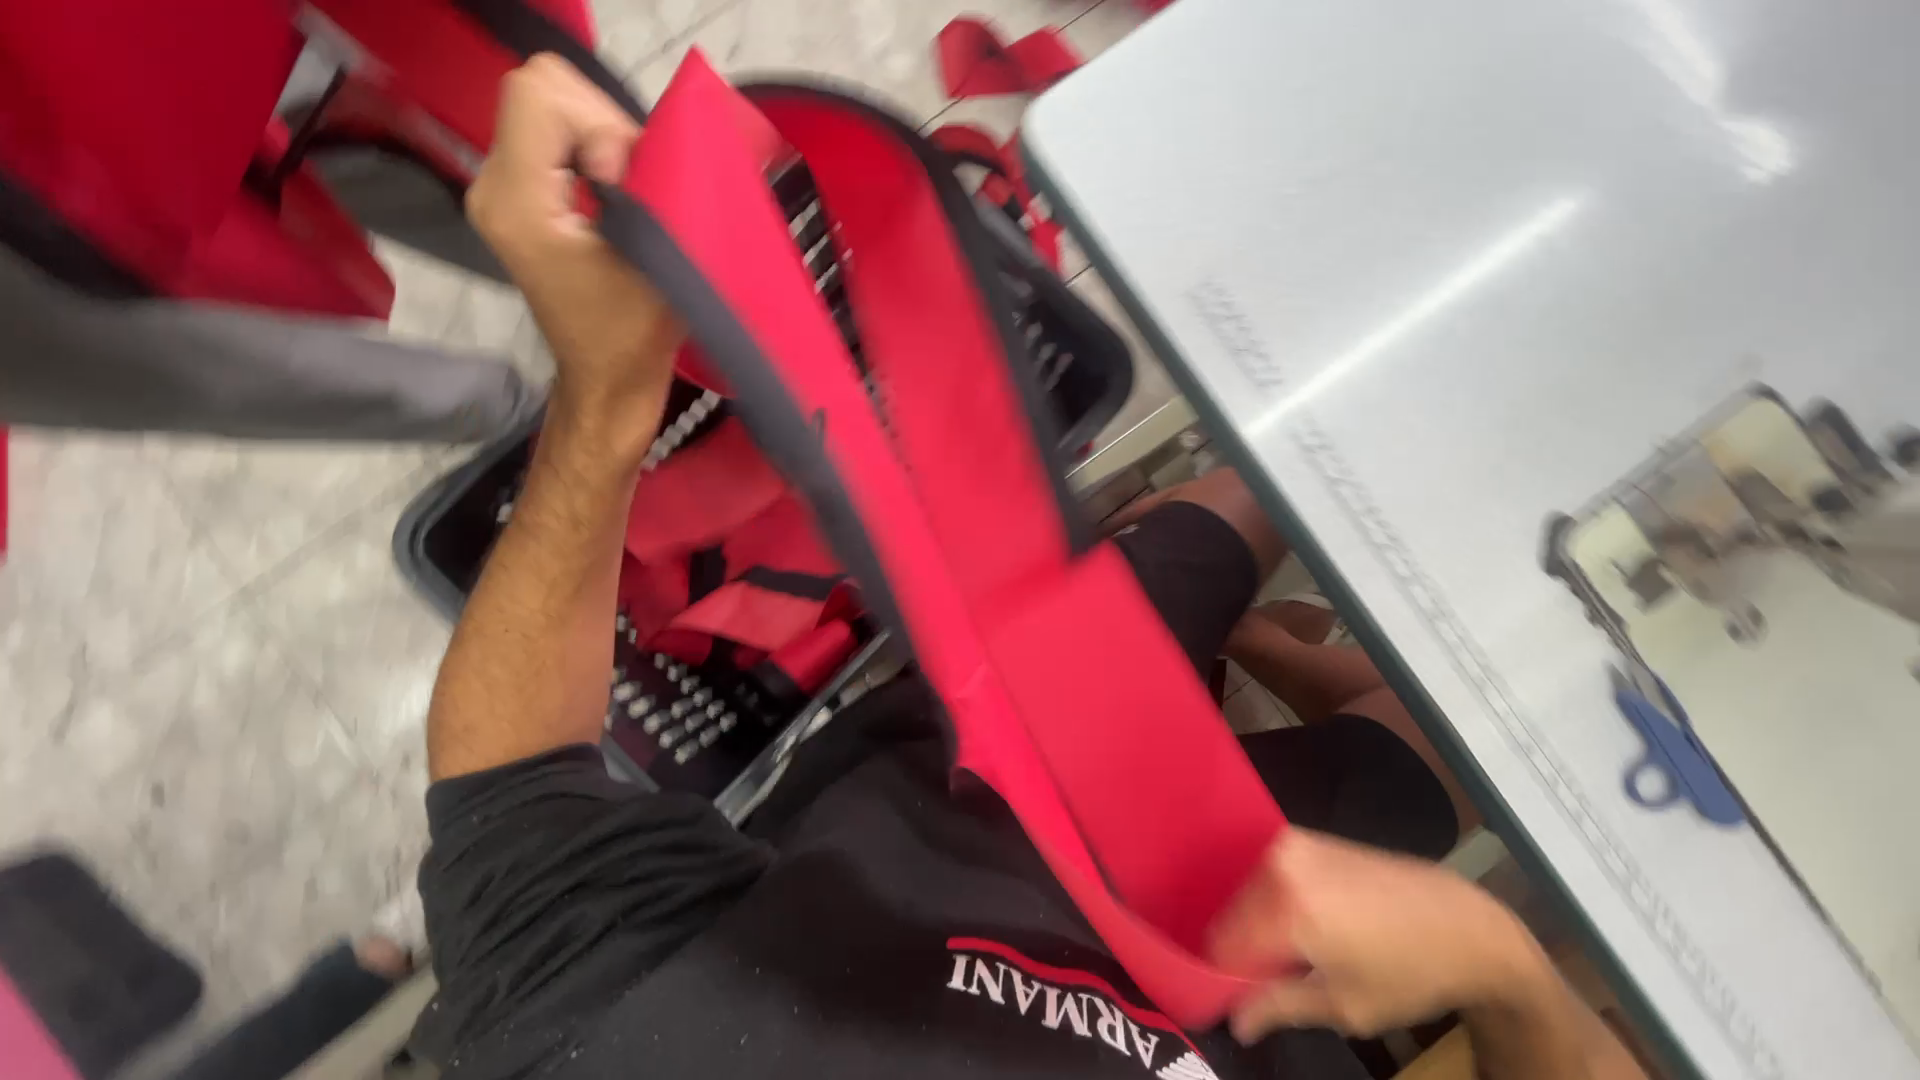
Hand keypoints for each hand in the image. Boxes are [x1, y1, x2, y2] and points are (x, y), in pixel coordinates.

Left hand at [466, 53, 684, 457]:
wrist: (607, 381)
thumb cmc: (634, 334)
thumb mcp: (652, 257)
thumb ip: (642, 186)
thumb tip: (635, 145)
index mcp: (517, 201)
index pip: (542, 95)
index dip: (599, 126)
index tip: (622, 185)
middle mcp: (492, 185)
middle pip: (542, 89)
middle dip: (601, 125)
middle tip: (631, 187)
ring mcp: (498, 190)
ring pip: (547, 107)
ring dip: (599, 138)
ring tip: (626, 196)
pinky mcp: (516, 197)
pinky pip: (550, 135)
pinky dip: (589, 150)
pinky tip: (611, 195)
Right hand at [1208, 829, 1548, 1042]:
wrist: (1467, 924)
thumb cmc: (1411, 973)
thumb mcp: (1346, 1005)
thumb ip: (1280, 1007)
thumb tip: (1236, 1022)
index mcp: (1288, 908)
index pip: (1224, 944)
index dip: (1223, 976)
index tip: (1232, 1000)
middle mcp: (1281, 865)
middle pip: (1233, 914)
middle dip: (1240, 948)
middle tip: (1265, 982)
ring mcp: (1293, 844)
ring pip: (1249, 893)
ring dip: (1256, 924)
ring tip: (1288, 956)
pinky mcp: (1306, 837)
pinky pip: (1268, 874)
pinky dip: (1272, 901)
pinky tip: (1300, 927)